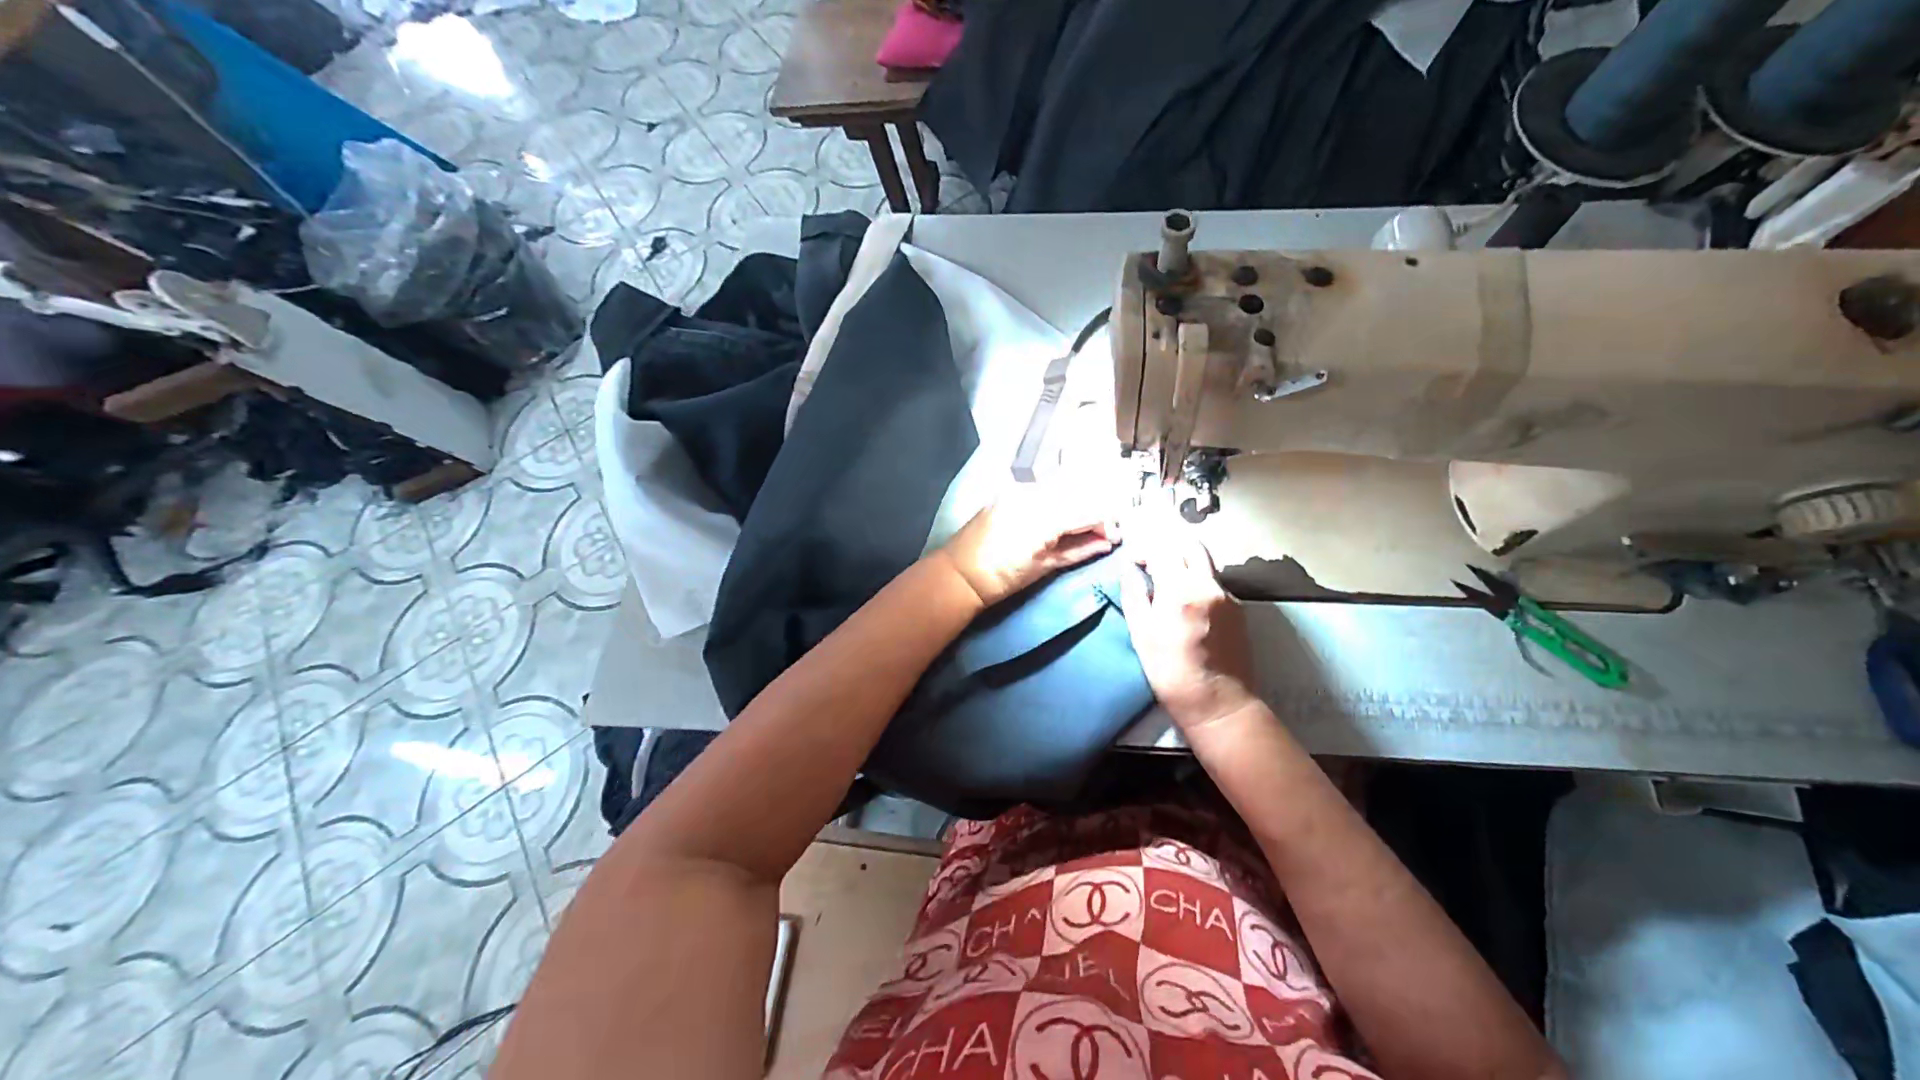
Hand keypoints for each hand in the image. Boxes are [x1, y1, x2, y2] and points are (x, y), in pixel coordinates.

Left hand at [937, 487, 1119, 608]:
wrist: (960, 574)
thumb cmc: (1002, 577)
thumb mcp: (1045, 566)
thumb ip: (1079, 549)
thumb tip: (1107, 542)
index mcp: (1041, 516)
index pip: (1087, 509)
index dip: (1107, 521)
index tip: (1117, 534)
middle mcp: (1032, 494)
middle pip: (1078, 492)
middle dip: (1097, 510)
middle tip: (1107, 530)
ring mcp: (1019, 489)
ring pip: (1063, 487)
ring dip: (1080, 503)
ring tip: (1089, 524)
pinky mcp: (1009, 491)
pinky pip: (1045, 489)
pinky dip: (1060, 500)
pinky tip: (1066, 515)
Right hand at [1119, 529, 1258, 732]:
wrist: (1218, 704)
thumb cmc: (1171, 673)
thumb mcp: (1141, 634)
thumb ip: (1134, 595)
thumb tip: (1129, 570)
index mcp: (1180, 589)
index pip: (1161, 550)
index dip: (1144, 552)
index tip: (1135, 565)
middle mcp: (1208, 585)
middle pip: (1190, 547)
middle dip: (1169, 552)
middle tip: (1154, 569)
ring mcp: (1227, 596)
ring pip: (1205, 564)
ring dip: (1186, 566)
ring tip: (1171, 589)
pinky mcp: (1239, 610)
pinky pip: (1216, 584)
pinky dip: (1200, 585)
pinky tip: (1190, 608)